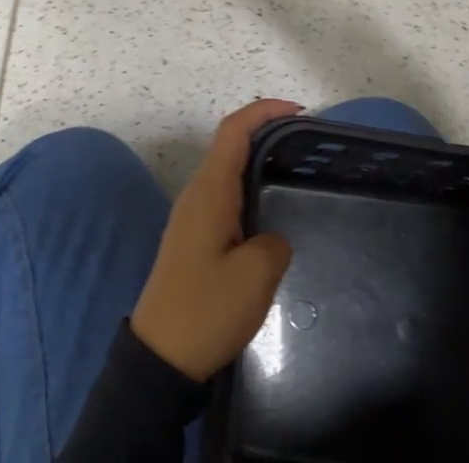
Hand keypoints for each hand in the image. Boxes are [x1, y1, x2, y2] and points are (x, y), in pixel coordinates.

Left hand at [130, 98, 302, 381]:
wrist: (160, 356)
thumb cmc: (206, 310)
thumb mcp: (255, 275)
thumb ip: (274, 243)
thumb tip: (272, 238)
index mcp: (209, 193)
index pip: (234, 132)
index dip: (264, 111)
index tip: (300, 112)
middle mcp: (197, 195)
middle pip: (230, 145)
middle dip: (267, 132)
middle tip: (308, 143)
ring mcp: (192, 217)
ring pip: (227, 172)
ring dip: (258, 161)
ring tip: (297, 169)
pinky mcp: (194, 238)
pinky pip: (225, 196)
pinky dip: (250, 187)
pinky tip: (272, 208)